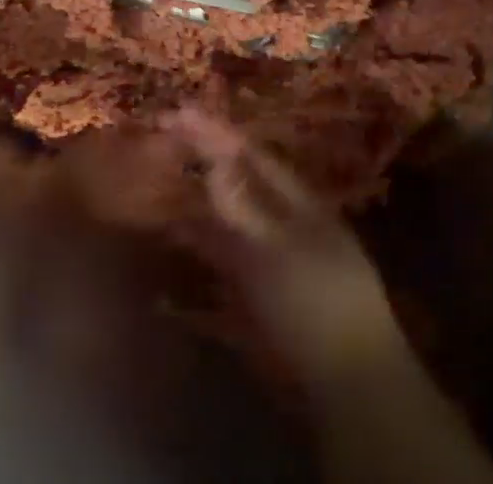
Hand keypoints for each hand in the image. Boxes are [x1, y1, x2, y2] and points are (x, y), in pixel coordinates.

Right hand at [167, 106, 403, 383]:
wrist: (345, 382)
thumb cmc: (316, 304)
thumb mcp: (276, 248)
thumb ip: (241, 204)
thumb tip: (213, 158)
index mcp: (299, 207)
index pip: (252, 156)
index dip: (215, 132)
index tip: (174, 110)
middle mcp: (281, 225)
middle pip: (234, 185)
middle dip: (195, 164)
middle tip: (153, 143)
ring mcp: (266, 259)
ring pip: (219, 220)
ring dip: (186, 204)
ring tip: (147, 187)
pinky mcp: (250, 292)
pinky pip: (213, 260)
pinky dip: (189, 249)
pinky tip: (163, 242)